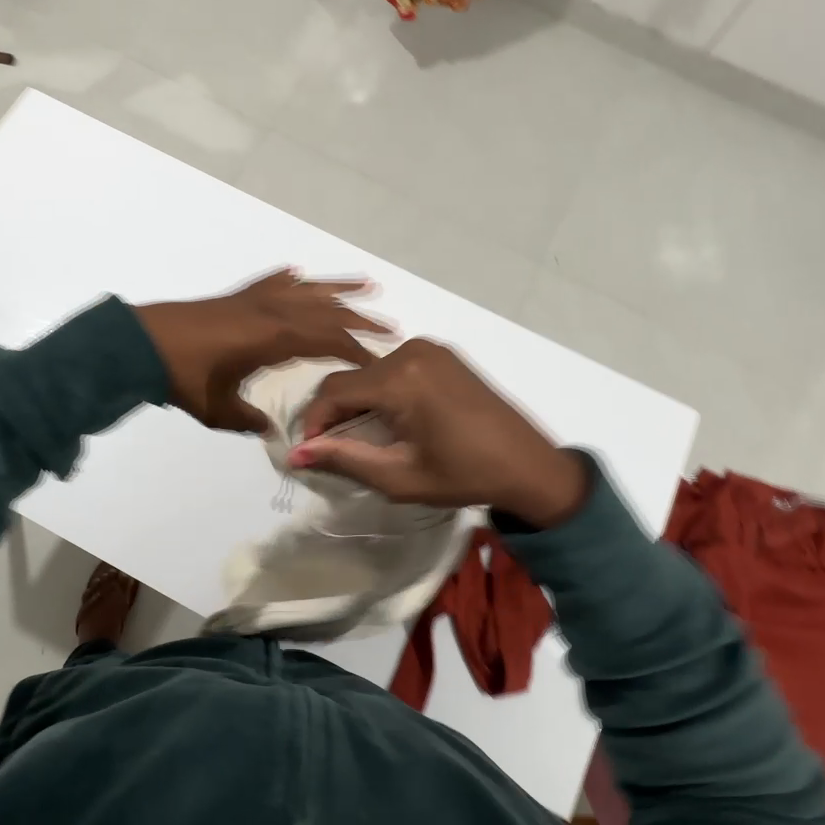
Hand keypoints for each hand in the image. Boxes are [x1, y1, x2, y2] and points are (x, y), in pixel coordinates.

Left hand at [135, 269, 391, 433]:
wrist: (141, 344)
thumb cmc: (183, 378)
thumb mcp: (220, 409)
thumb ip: (249, 420)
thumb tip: (269, 431)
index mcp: (276, 338)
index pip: (329, 340)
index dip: (357, 350)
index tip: (380, 361)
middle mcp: (273, 312)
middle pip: (326, 311)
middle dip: (360, 319)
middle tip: (389, 327)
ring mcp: (254, 300)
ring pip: (306, 290)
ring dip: (337, 289)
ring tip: (367, 286)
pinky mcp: (235, 297)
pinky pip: (270, 282)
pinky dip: (288, 279)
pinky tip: (298, 274)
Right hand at [285, 339, 588, 527]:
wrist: (528, 465)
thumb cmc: (464, 476)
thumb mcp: (399, 476)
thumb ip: (345, 459)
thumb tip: (295, 455)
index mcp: (400, 378)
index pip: (332, 391)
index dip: (314, 422)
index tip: (309, 453)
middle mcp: (411, 351)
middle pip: (351, 379)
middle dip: (335, 413)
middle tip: (334, 450)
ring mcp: (430, 348)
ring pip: (370, 372)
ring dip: (358, 402)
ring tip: (364, 438)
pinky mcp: (443, 354)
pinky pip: (395, 368)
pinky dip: (382, 392)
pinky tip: (391, 421)